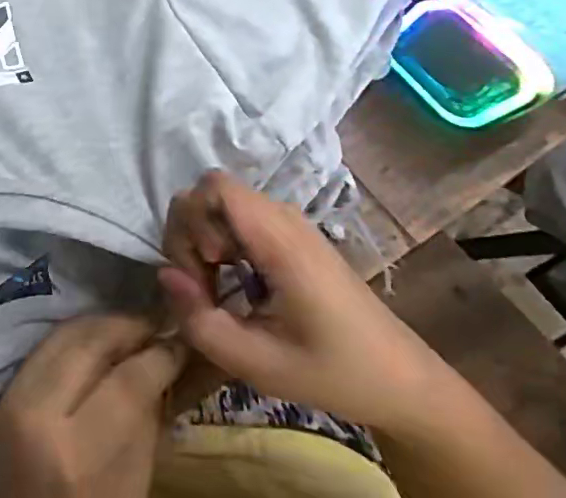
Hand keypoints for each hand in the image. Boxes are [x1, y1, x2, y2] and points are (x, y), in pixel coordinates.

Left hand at [0, 315, 187, 497]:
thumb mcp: (133, 478)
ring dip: (105, 323)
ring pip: (67, 332)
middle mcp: (39, 413)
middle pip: (93, 342)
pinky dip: (79, 334)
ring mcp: (15, 397)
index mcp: (77, 451)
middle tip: (160, 323)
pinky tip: (102, 337)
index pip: (128, 380)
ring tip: (134, 327)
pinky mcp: (6, 389)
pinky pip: (48, 343)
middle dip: (132, 326)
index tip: (182, 342)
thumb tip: (172, 357)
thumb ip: (149, 414)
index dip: (161, 355)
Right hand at [158, 171, 445, 433]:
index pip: (215, 187)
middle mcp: (282, 217)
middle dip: (192, 233)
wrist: (400, 377)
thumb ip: (201, 322)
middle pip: (211, 192)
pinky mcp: (291, 235)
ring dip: (205, 240)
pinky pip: (239, 218)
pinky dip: (223, 243)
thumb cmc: (333, 372)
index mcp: (280, 240)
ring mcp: (289, 222)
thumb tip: (165, 275)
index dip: (193, 221)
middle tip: (205, 286)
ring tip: (219, 290)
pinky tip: (237, 285)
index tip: (206, 271)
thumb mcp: (259, 364)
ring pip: (222, 203)